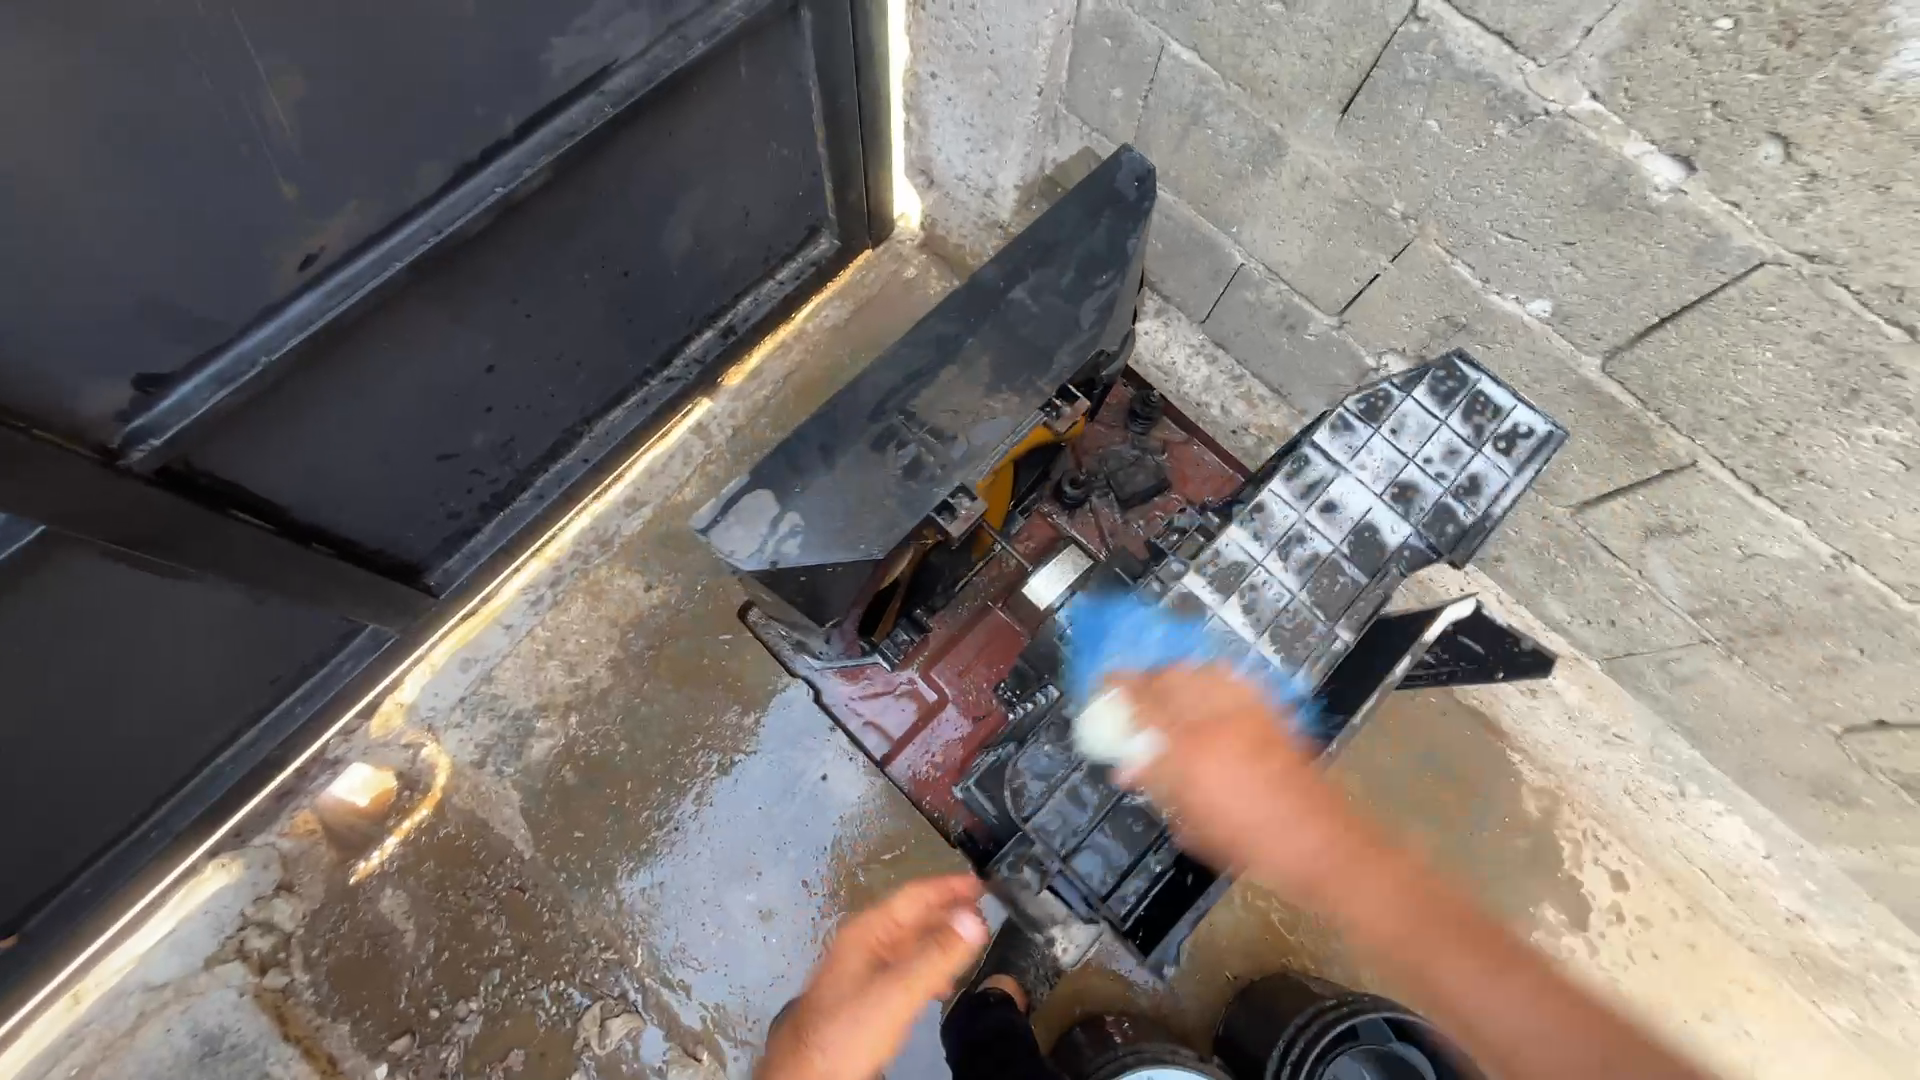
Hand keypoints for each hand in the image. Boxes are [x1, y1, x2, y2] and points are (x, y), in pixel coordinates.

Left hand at [757, 875, 989, 1079]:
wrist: (806, 1075)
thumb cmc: (849, 1028)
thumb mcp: (897, 990)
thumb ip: (937, 955)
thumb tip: (975, 918)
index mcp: (870, 930)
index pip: (915, 895)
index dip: (949, 887)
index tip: (981, 883)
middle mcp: (866, 941)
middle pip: (913, 916)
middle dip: (948, 912)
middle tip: (984, 913)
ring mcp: (863, 967)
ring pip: (910, 942)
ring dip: (940, 940)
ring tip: (971, 945)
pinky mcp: (866, 993)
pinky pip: (905, 967)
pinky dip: (928, 966)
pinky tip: (942, 983)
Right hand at [1109, 665, 1376, 907]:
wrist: (1322, 846)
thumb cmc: (1252, 846)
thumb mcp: (1192, 825)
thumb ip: (1158, 788)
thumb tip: (1127, 770)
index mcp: (1190, 751)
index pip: (1144, 704)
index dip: (1120, 688)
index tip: (1105, 684)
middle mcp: (1216, 721)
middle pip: (1170, 678)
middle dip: (1146, 676)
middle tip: (1132, 686)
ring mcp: (1247, 713)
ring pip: (1201, 670)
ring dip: (1177, 672)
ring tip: (1166, 683)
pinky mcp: (1271, 713)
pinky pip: (1233, 679)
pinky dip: (1212, 675)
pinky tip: (1207, 682)